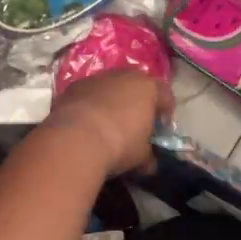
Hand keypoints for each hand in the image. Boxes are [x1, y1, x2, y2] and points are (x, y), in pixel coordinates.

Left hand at [42, 69, 173, 176]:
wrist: (75, 139)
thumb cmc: (119, 144)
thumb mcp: (141, 156)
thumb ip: (148, 156)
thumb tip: (149, 164)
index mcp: (148, 88)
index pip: (165, 95)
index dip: (165, 112)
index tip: (161, 129)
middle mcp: (124, 76)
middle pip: (136, 86)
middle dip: (137, 103)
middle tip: (135, 124)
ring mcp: (97, 78)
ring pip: (111, 87)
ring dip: (112, 101)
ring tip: (107, 124)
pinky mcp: (74, 86)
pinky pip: (89, 94)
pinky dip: (91, 105)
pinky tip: (87, 125)